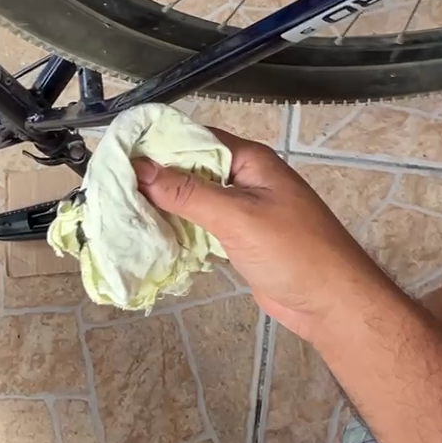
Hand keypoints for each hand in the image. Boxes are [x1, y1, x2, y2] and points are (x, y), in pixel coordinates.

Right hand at [134, 129, 400, 343]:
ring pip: (192, 198)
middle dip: (153, 176)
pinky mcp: (238, 237)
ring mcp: (241, 209)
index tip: (116, 154)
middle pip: (189, 168)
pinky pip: (200, 224)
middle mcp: (244, 179)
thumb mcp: (237, 217)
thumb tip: (140, 168)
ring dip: (162, 204)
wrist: (332, 304)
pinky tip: (150, 233)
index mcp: (249, 160)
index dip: (155, 144)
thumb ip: (187, 193)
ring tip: (120, 209)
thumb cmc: (294, 253)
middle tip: (110, 186)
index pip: (194, 138)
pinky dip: (177, 227)